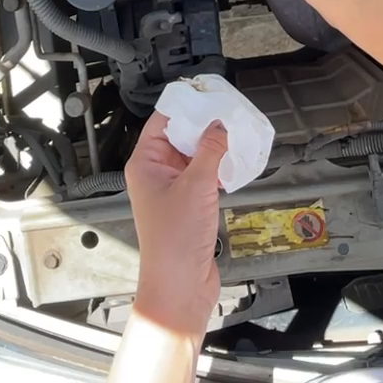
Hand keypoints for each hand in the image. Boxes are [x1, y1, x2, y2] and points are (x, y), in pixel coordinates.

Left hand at [125, 112, 226, 337]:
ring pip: (193, 156)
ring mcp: (171, 189)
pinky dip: (217, 168)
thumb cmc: (176, 239)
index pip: (163, 121)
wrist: (179, 288)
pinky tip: (236, 163)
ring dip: (213, 148)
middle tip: (230, 112)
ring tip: (237, 134)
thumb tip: (219, 125)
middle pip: (180, 136)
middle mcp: (155, 172)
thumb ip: (210, 151)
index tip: (208, 94)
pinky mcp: (187, 205)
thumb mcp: (196, 186)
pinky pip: (202, 176)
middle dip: (204, 126)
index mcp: (145, 162)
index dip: (185, 106)